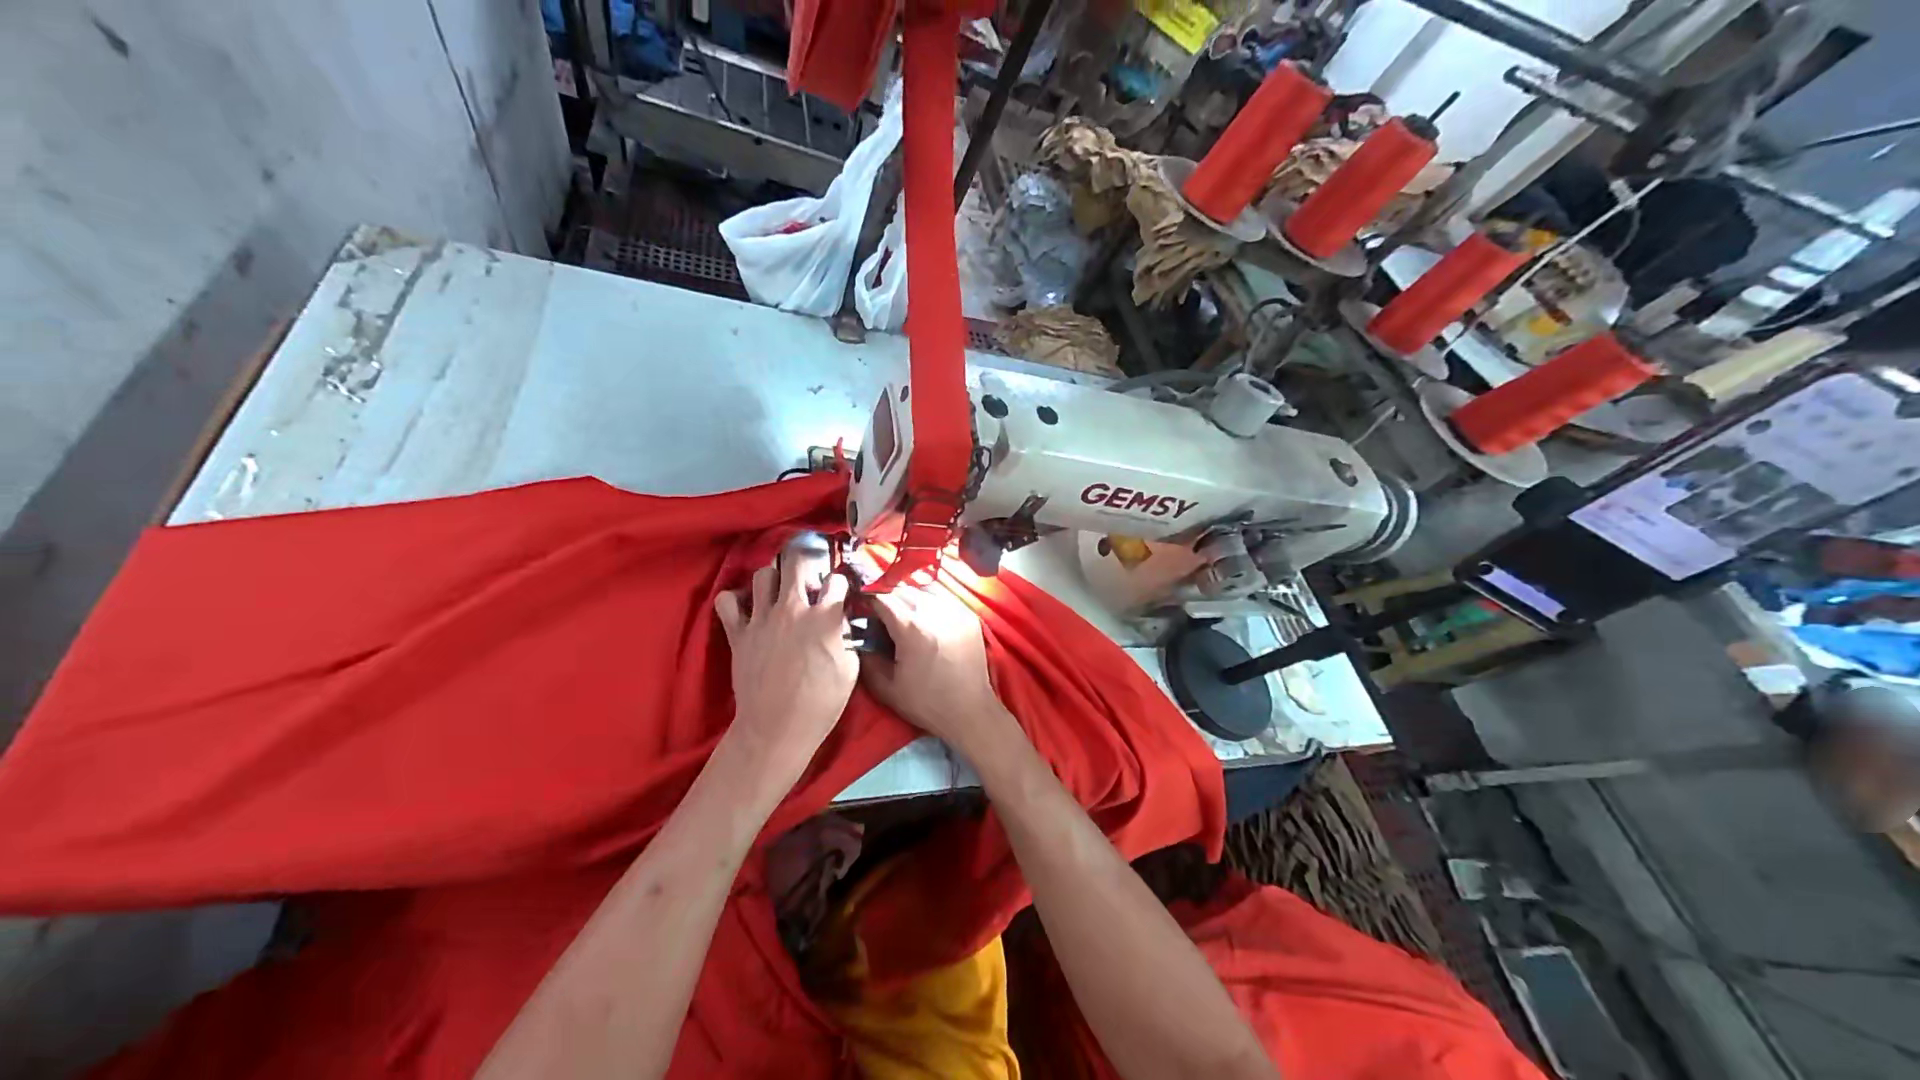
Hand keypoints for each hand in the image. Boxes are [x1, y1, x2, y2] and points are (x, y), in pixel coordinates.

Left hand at [714, 539, 858, 761]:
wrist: (778, 727)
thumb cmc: (821, 702)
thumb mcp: (850, 667)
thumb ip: (847, 634)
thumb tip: (843, 618)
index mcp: (825, 617)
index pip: (837, 579)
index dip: (840, 583)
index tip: (840, 591)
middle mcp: (793, 609)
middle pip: (797, 561)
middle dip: (806, 562)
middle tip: (808, 577)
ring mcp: (762, 619)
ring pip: (763, 574)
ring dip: (773, 578)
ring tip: (779, 592)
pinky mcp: (738, 633)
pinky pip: (727, 602)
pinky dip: (735, 601)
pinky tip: (746, 609)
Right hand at [861, 581, 1018, 755]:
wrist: (970, 711)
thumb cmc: (926, 703)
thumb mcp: (886, 687)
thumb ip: (866, 658)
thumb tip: (857, 636)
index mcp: (910, 627)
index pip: (881, 597)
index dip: (866, 600)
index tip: (860, 607)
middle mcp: (933, 611)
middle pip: (902, 590)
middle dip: (887, 598)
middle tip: (880, 616)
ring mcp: (955, 611)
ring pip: (923, 591)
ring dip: (909, 599)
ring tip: (904, 618)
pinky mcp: (969, 616)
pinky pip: (943, 599)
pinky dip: (930, 604)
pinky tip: (927, 621)